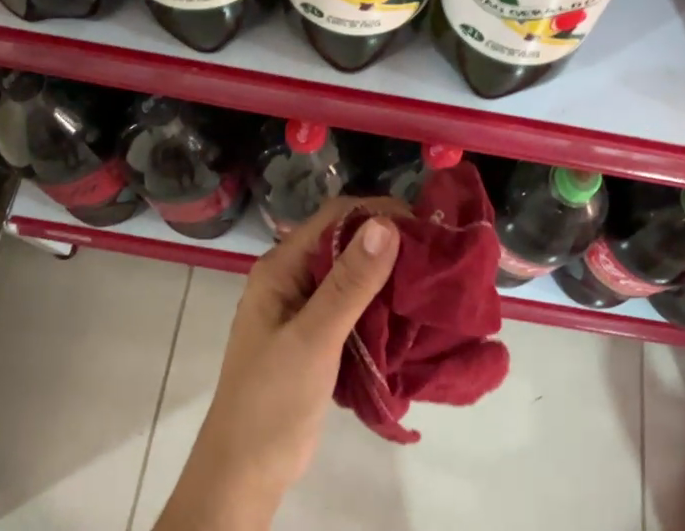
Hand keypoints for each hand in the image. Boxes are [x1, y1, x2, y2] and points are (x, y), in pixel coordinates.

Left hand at [155, 196, 403, 530]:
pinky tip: (414, 315)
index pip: (334, 218)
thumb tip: (386, 224)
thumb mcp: (312, 339)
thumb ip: (349, 284)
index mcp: (281, 268)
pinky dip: (384, 307)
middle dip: (390, 244)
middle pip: (346, 244)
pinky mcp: (321, 340)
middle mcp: (293, 280)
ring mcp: (307, 311)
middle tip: (438, 255)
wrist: (246, 471)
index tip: (424, 226)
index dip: (378, 213)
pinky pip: (357, 309)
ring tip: (434, 281)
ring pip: (355, 278)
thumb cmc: (272, 399)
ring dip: (390, 277)